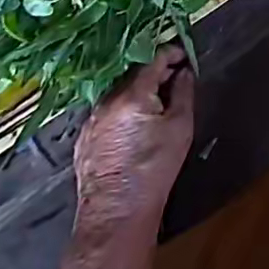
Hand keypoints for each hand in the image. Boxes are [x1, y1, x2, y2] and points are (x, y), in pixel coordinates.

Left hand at [72, 46, 195, 234]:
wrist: (116, 214)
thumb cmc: (155, 170)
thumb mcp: (180, 128)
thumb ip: (184, 93)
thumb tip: (184, 71)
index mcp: (133, 93)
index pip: (153, 59)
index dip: (171, 53)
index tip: (184, 55)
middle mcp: (108, 99)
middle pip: (134, 74)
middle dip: (155, 73)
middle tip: (174, 79)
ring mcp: (93, 118)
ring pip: (118, 93)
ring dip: (137, 92)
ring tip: (155, 104)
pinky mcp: (84, 137)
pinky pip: (106, 112)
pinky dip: (122, 110)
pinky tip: (133, 127)